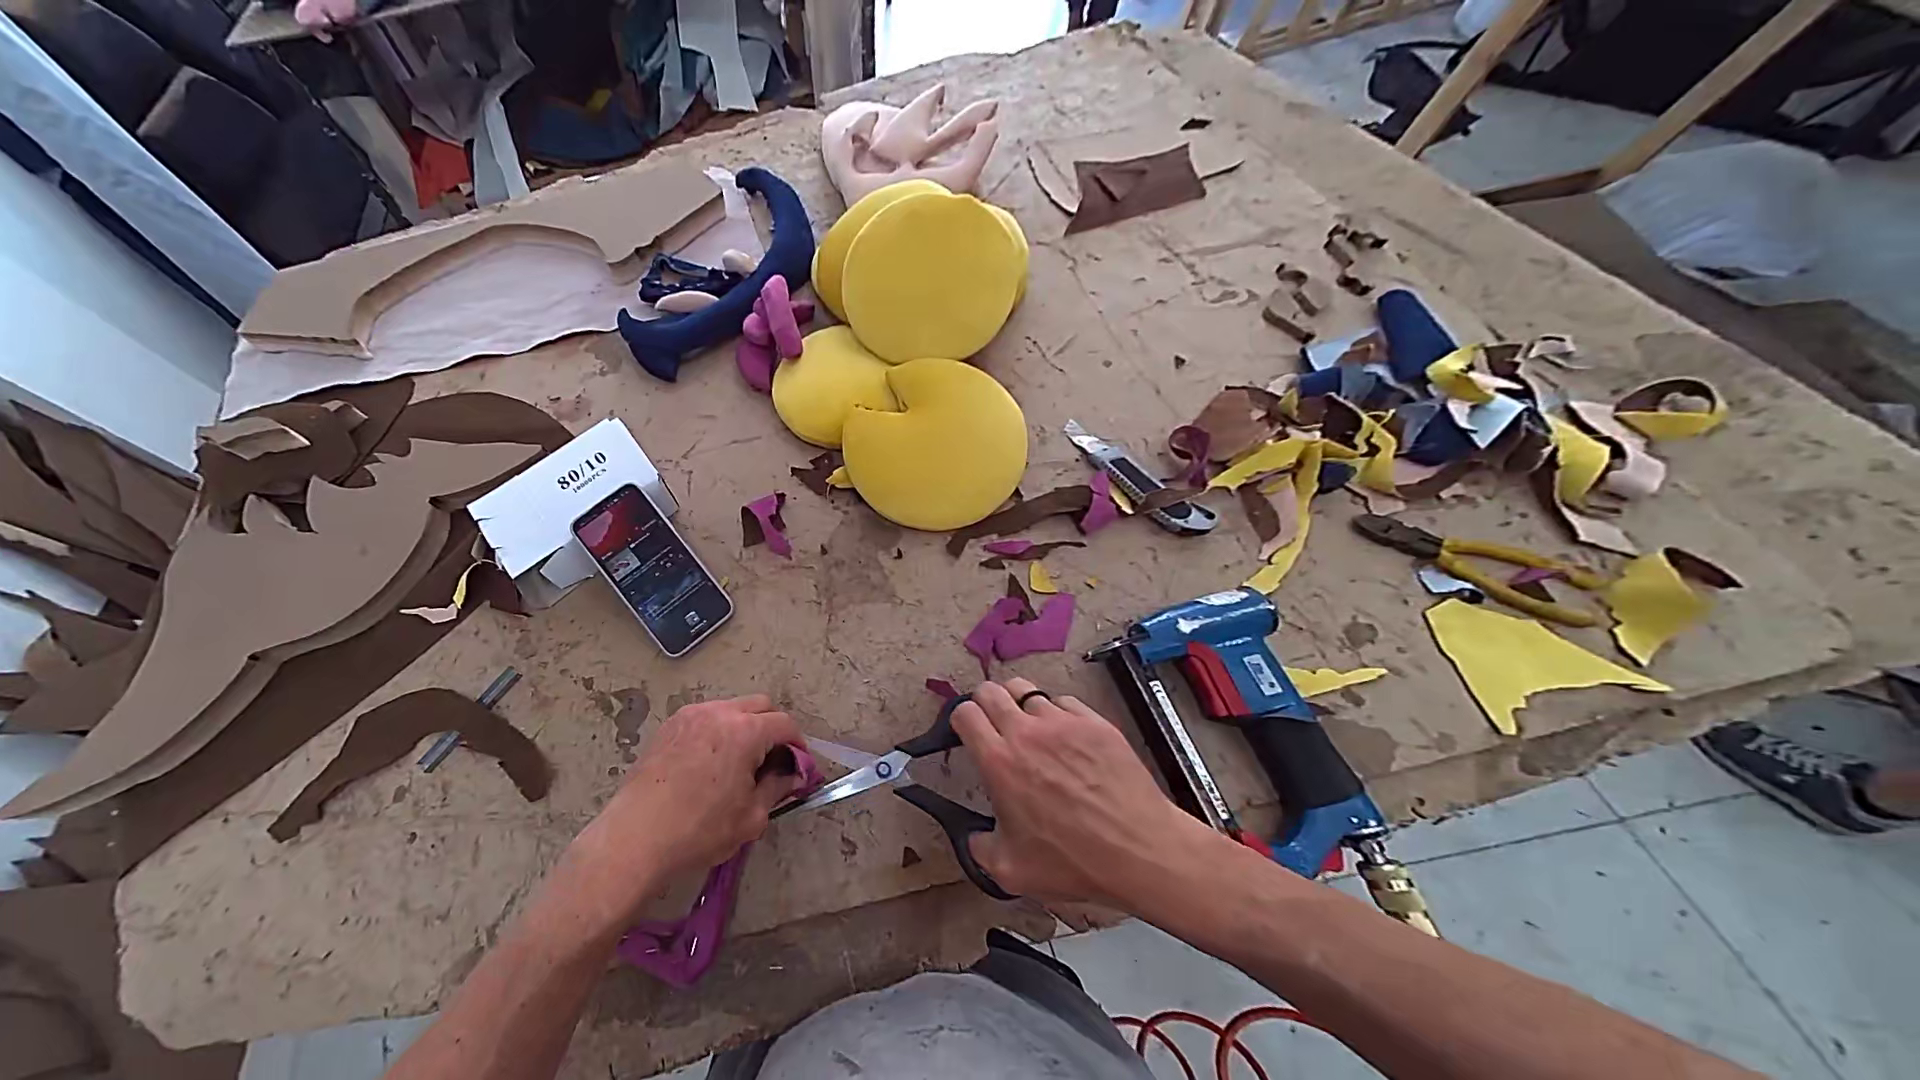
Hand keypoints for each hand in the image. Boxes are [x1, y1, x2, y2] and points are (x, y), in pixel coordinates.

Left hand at [563, 694, 802, 919]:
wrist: (634, 840)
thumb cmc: (697, 831)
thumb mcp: (751, 816)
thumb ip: (778, 788)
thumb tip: (791, 776)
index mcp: (745, 731)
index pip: (785, 724)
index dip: (798, 745)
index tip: (798, 765)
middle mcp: (718, 713)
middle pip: (761, 706)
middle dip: (773, 728)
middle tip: (773, 760)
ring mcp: (689, 716)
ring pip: (731, 709)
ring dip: (745, 727)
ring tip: (741, 762)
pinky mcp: (668, 728)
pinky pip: (705, 719)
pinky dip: (718, 731)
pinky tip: (712, 763)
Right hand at [949, 678, 1217, 906]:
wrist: (1138, 849)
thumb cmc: (1078, 861)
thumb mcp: (1011, 870)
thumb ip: (980, 847)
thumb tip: (975, 837)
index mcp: (1000, 764)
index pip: (965, 714)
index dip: (960, 719)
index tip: (965, 730)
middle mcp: (1028, 734)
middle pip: (991, 690)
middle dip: (984, 702)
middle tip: (990, 721)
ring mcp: (1064, 723)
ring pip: (1028, 690)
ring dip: (1020, 704)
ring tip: (1028, 726)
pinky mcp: (1094, 722)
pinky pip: (1065, 701)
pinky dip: (1057, 712)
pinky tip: (1064, 736)